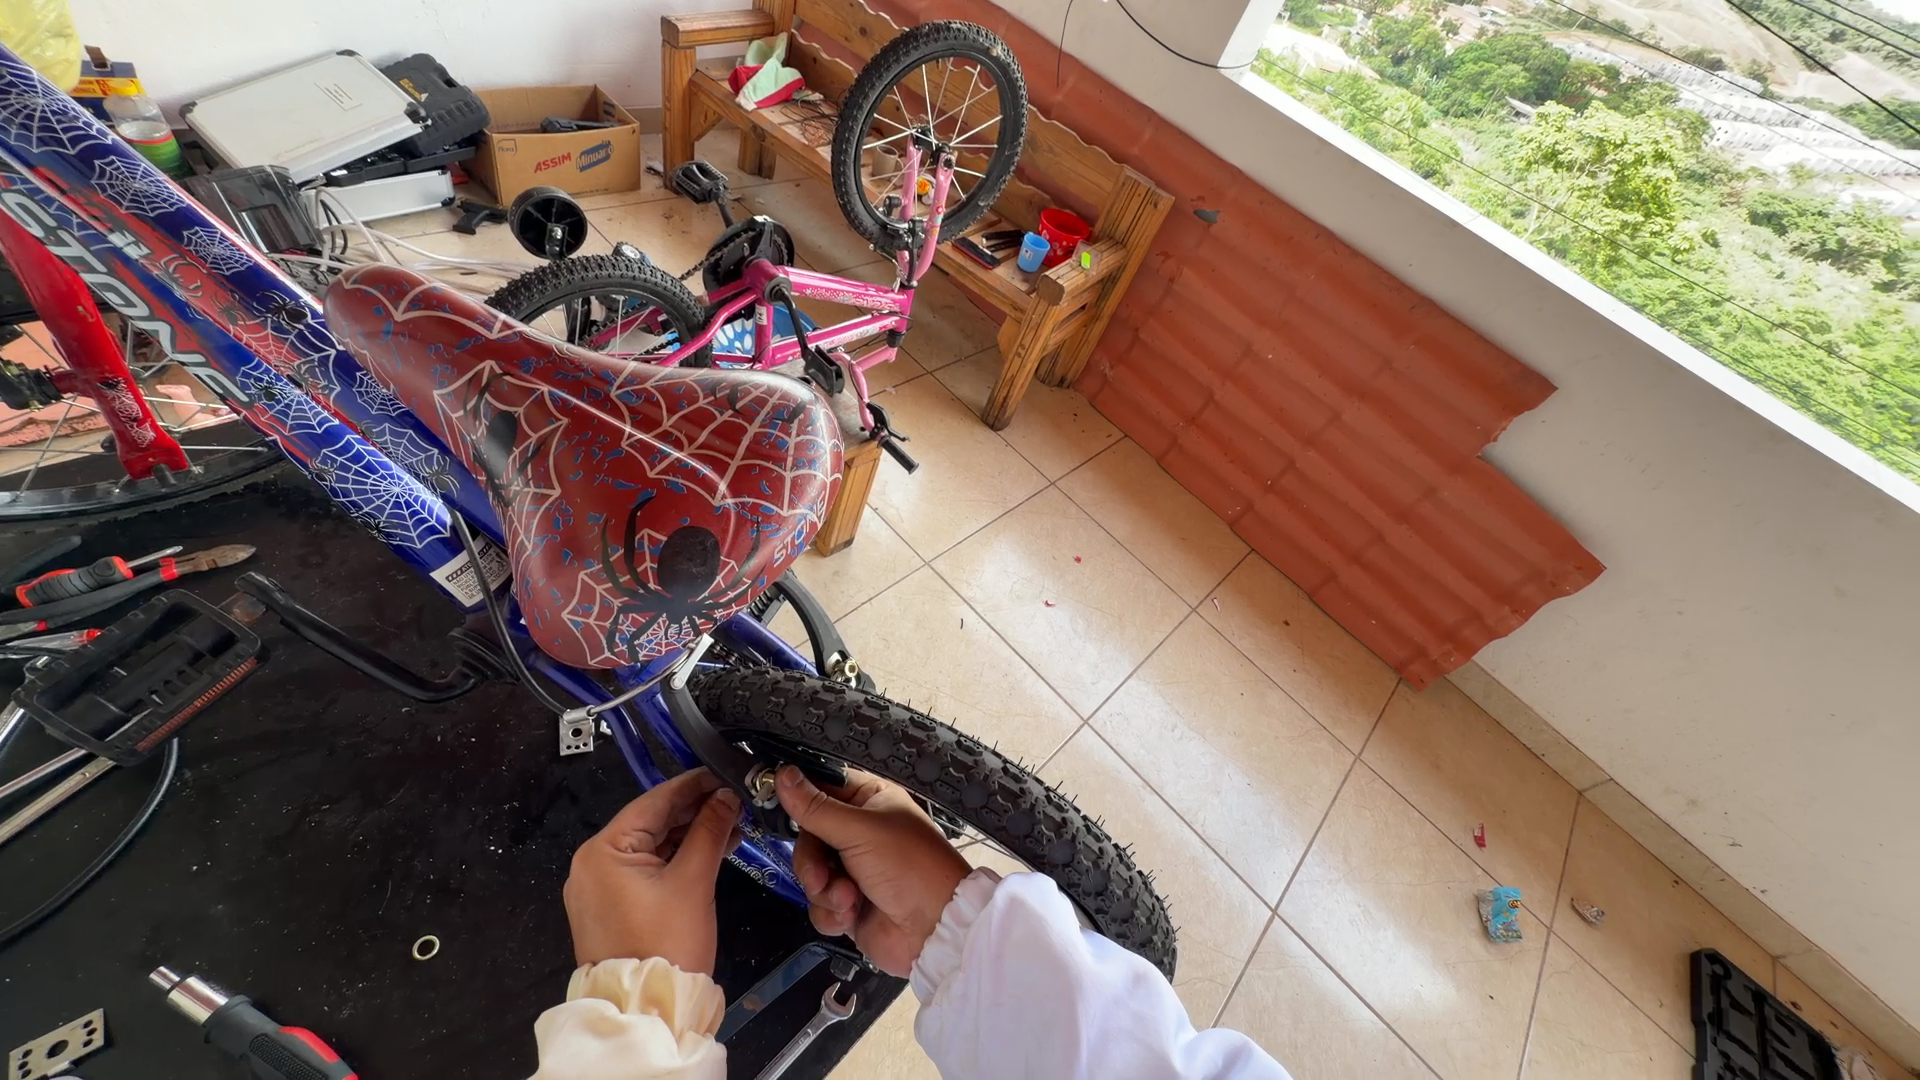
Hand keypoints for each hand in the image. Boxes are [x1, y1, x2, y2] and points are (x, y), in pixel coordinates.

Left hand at [563, 768, 741, 973]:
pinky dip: (680, 856)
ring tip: (734, 825)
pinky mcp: (614, 903)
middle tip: (737, 800)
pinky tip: (714, 848)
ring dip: (693, 833)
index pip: (655, 800)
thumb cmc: (666, 941)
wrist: (645, 1010)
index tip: (727, 773)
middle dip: (698, 810)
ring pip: (655, 844)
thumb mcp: (694, 879)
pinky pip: (649, 866)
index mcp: (604, 850)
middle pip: (654, 821)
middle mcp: (595, 862)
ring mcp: (602, 885)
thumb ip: (711, 828)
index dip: (695, 784)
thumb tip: (727, 795)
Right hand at [776, 766, 971, 976]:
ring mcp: (853, 868)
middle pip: (809, 836)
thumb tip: (785, 775)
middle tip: (821, 875)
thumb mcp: (860, 831)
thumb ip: (817, 808)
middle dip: (812, 861)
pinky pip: (818, 903)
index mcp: (869, 801)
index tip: (776, 802)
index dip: (800, 798)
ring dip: (824, 889)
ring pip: (810, 872)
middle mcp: (860, 832)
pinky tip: (852, 913)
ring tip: (848, 897)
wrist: (933, 929)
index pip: (823, 788)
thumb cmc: (911, 867)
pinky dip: (831, 912)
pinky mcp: (848, 902)